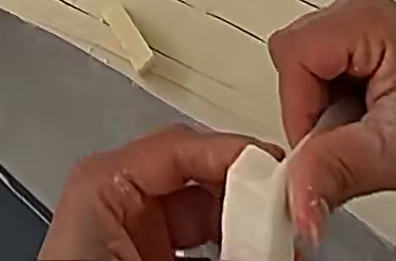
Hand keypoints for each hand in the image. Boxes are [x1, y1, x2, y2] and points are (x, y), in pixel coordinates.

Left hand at [39, 125, 277, 260]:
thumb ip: (220, 249)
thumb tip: (275, 245)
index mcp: (106, 180)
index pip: (180, 146)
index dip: (232, 152)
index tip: (279, 169)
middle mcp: (120, 194)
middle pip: (195, 174)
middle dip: (245, 190)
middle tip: (289, 208)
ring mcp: (133, 228)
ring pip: (201, 209)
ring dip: (243, 223)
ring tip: (281, 238)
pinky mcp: (147, 256)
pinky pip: (197, 242)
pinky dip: (229, 248)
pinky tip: (257, 254)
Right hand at [268, 0, 395, 244]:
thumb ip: (332, 170)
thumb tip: (291, 195)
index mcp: (367, 17)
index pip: (293, 52)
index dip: (298, 107)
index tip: (317, 152)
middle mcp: (363, 13)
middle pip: (295, 57)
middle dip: (311, 111)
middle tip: (345, 148)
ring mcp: (368, 31)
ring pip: (305, 69)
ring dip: (324, 115)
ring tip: (368, 140)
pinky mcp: (371, 52)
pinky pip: (323, 77)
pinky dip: (336, 113)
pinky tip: (370, 131)